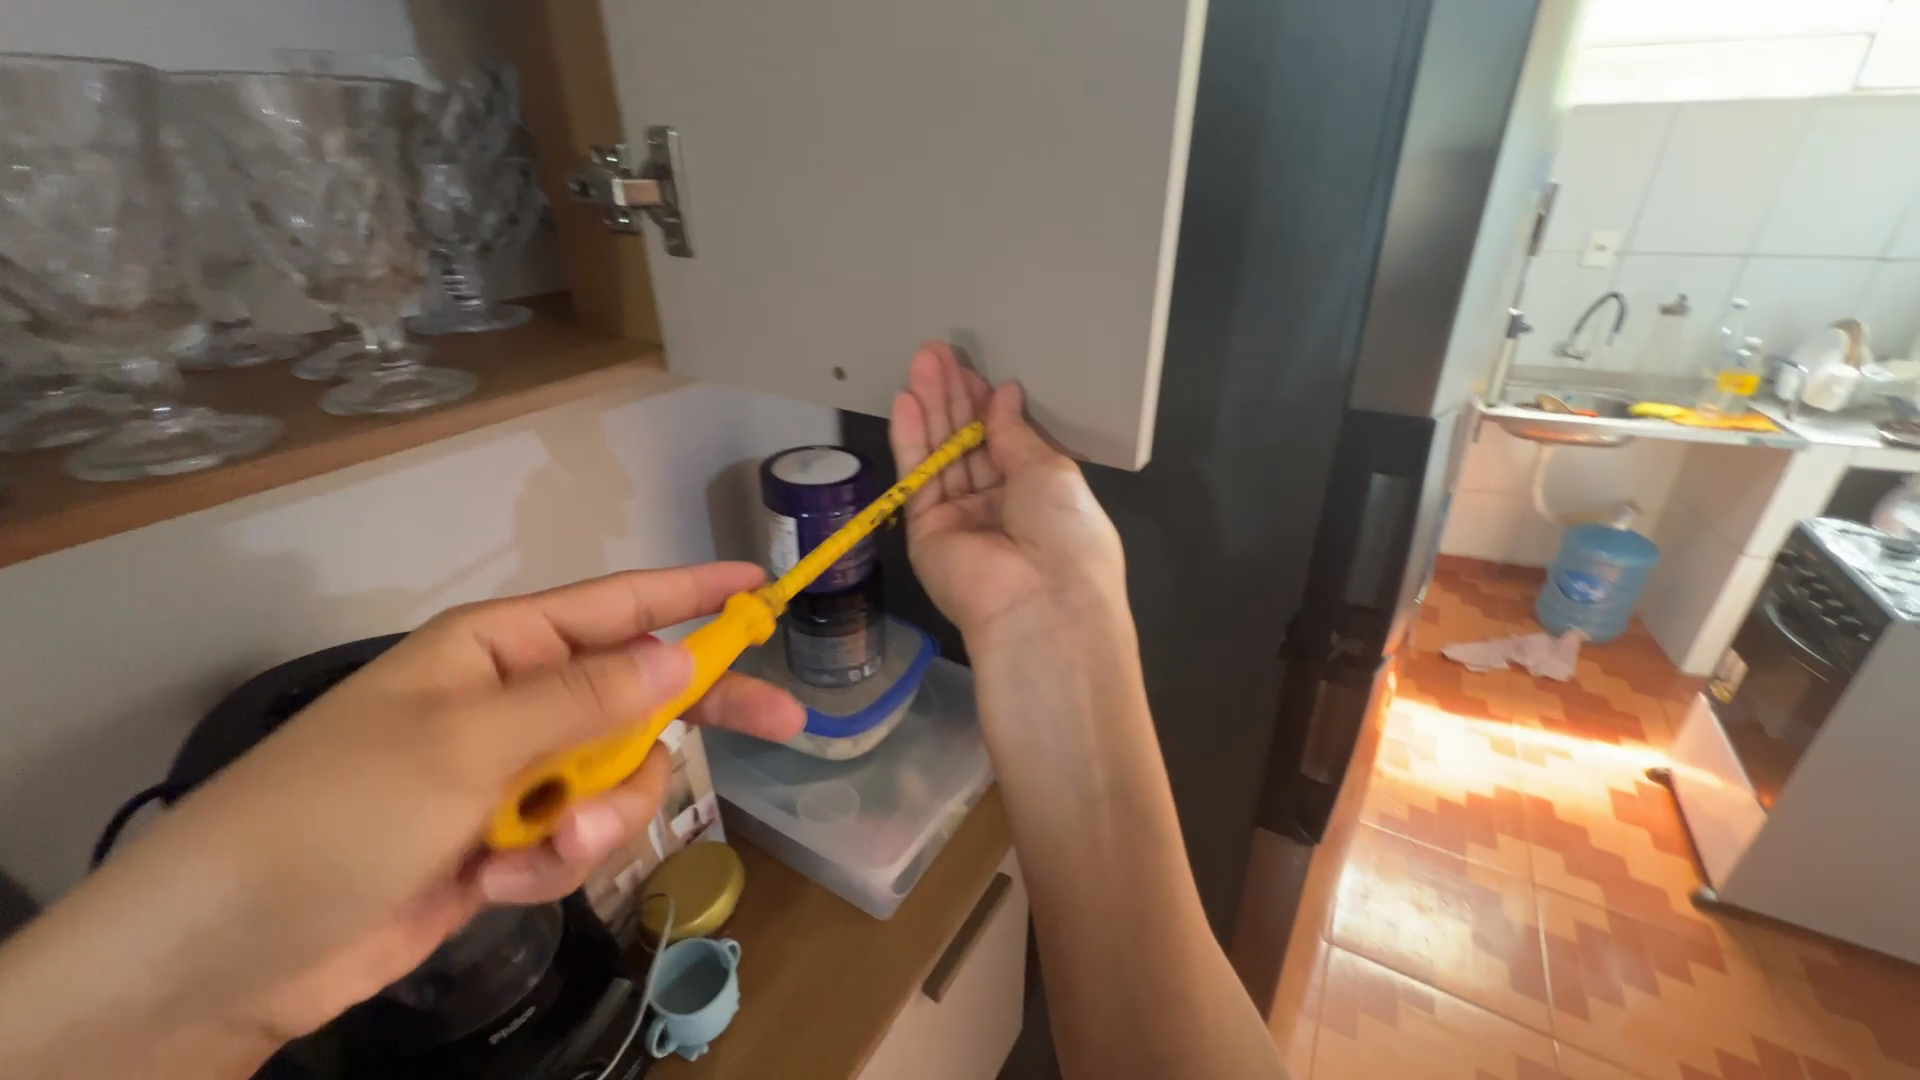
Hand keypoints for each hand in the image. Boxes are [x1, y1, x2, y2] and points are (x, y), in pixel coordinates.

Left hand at [62, 564, 802, 1048]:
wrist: (226, 957)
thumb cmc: (338, 814)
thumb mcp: (468, 743)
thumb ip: (586, 697)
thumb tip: (679, 653)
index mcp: (504, 649)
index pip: (621, 606)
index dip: (694, 593)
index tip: (759, 584)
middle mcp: (522, 700)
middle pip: (645, 693)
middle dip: (704, 713)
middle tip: (785, 723)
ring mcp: (522, 771)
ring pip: (622, 776)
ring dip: (599, 819)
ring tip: (546, 850)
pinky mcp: (517, 837)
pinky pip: (583, 836)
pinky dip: (554, 863)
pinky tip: (497, 882)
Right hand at [888, 343, 1127, 643]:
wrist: (1039, 603)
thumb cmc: (1065, 532)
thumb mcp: (1052, 472)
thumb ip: (1017, 434)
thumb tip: (1005, 396)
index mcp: (1038, 493)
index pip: (1005, 440)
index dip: (989, 404)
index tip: (975, 369)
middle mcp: (998, 505)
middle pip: (969, 442)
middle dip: (954, 397)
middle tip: (938, 351)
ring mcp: (959, 519)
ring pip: (941, 455)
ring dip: (930, 408)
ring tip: (920, 360)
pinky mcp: (925, 532)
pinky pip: (918, 479)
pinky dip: (910, 440)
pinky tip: (904, 401)